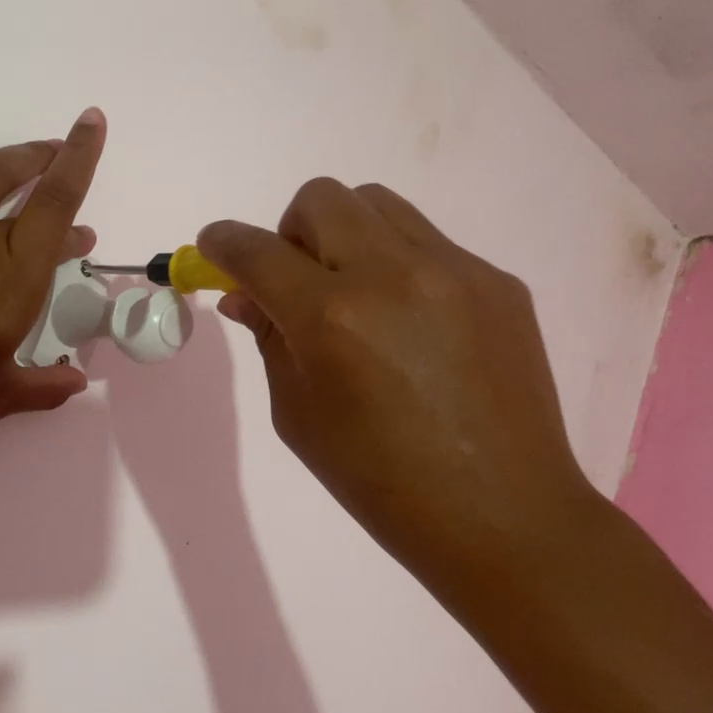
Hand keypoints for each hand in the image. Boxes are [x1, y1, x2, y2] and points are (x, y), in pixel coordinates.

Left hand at [0, 68, 105, 476]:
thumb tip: (76, 382)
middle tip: (62, 166)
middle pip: (25, 196)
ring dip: (12, 160)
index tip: (91, 126)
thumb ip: (41, 385)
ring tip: (30, 153)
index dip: (78, 162)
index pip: (56, 209)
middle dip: (52, 172)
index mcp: (14, 286)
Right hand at [201, 178, 596, 584]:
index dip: (223, 243)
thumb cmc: (379, 482)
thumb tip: (247, 296)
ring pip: (379, 207)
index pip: (257, 251)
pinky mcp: (498, 281)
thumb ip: (270, 341)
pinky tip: (411, 329)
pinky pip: (430, 244)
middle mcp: (393, 273)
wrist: (499, 513)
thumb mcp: (299, 417)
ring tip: (354, 299)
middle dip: (289, 232)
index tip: (213, 248)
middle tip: (294, 285)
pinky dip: (398, 267)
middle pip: (321, 200)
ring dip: (345, 236)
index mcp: (332, 317)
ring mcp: (455, 270)